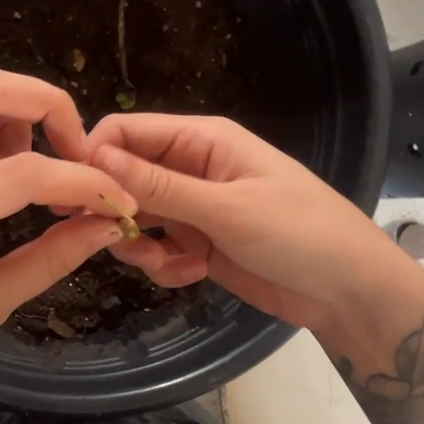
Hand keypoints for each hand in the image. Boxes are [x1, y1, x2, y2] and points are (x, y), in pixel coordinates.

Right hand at [87, 114, 419, 332]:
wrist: (348, 292)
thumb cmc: (299, 233)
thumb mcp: (226, 208)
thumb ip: (158, 185)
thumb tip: (95, 157)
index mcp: (201, 140)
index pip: (126, 132)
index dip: (94, 157)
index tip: (74, 195)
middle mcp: (191, 168)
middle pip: (124, 177)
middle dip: (114, 209)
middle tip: (110, 237)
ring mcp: (193, 208)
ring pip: (135, 218)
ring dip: (138, 244)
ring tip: (163, 263)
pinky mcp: (198, 244)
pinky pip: (157, 249)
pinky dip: (164, 265)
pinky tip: (191, 274)